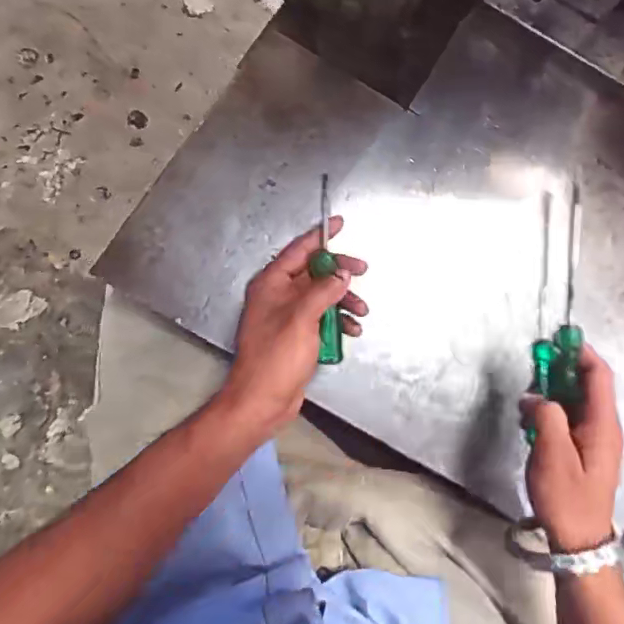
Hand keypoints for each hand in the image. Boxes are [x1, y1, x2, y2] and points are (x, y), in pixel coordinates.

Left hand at [217, 216, 367, 432]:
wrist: (262, 400)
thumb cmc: (275, 357)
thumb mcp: (302, 317)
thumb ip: (323, 290)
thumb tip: (342, 274)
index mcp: (271, 283)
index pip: (299, 250)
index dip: (320, 236)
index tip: (339, 224)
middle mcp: (278, 295)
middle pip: (314, 272)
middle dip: (339, 273)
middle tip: (361, 271)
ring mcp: (287, 315)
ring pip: (321, 296)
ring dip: (343, 301)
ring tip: (361, 311)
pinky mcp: (297, 335)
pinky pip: (322, 318)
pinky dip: (338, 321)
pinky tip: (351, 330)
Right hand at [521, 344, 622, 552]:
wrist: (579, 541)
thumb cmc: (567, 498)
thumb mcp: (551, 455)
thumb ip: (546, 417)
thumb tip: (536, 397)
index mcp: (603, 424)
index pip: (599, 376)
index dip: (582, 353)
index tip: (559, 338)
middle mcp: (604, 427)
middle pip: (589, 385)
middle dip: (564, 367)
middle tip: (537, 358)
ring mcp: (596, 440)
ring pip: (578, 401)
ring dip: (556, 388)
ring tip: (531, 384)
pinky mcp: (585, 451)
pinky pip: (572, 418)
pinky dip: (554, 408)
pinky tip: (533, 414)